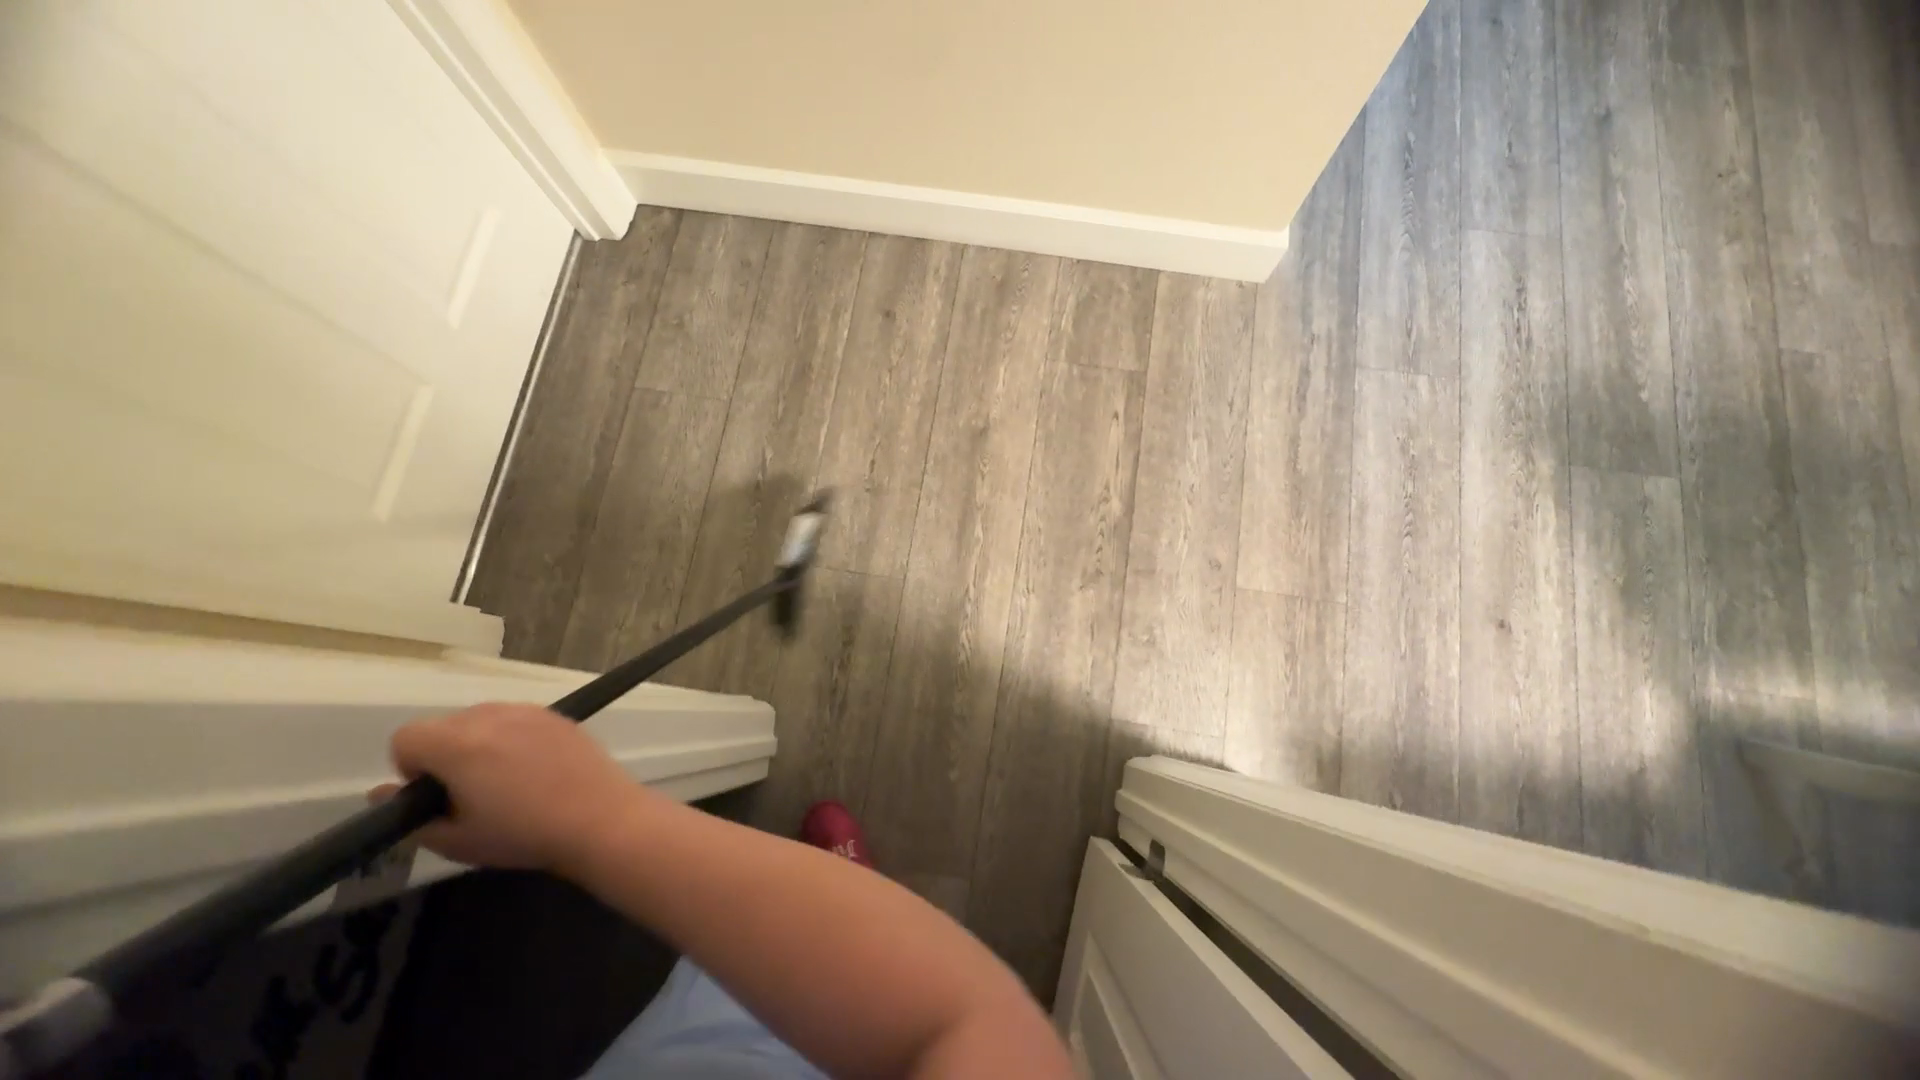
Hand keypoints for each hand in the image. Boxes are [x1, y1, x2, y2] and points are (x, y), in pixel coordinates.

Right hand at [370, 703, 644, 871]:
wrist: (600, 818)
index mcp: (457, 743)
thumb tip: (381, 794)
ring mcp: (528, 710)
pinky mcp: (557, 715)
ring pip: (481, 720)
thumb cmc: (524, 834)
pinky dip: (513, 738)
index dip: (411, 769)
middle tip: (472, 794)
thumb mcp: (458, 840)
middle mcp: (490, 715)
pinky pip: (517, 720)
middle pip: (444, 726)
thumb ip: (412, 816)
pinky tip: (536, 770)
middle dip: (445, 756)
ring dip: (479, 744)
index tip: (436, 796)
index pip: (405, 738)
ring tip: (507, 783)